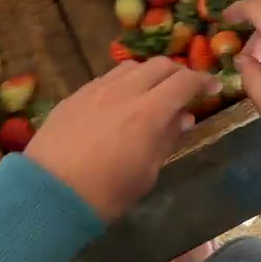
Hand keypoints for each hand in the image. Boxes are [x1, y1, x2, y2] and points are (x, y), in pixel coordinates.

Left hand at [25, 59, 219, 221]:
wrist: (47, 195)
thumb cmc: (105, 194)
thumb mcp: (146, 174)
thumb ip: (167, 139)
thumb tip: (183, 118)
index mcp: (149, 111)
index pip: (185, 81)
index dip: (203, 81)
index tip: (213, 87)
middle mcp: (124, 91)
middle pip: (160, 65)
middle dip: (178, 73)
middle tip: (184, 90)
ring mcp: (96, 89)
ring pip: (131, 67)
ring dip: (149, 74)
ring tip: (152, 92)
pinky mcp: (75, 95)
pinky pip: (107, 78)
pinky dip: (123, 82)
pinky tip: (120, 101)